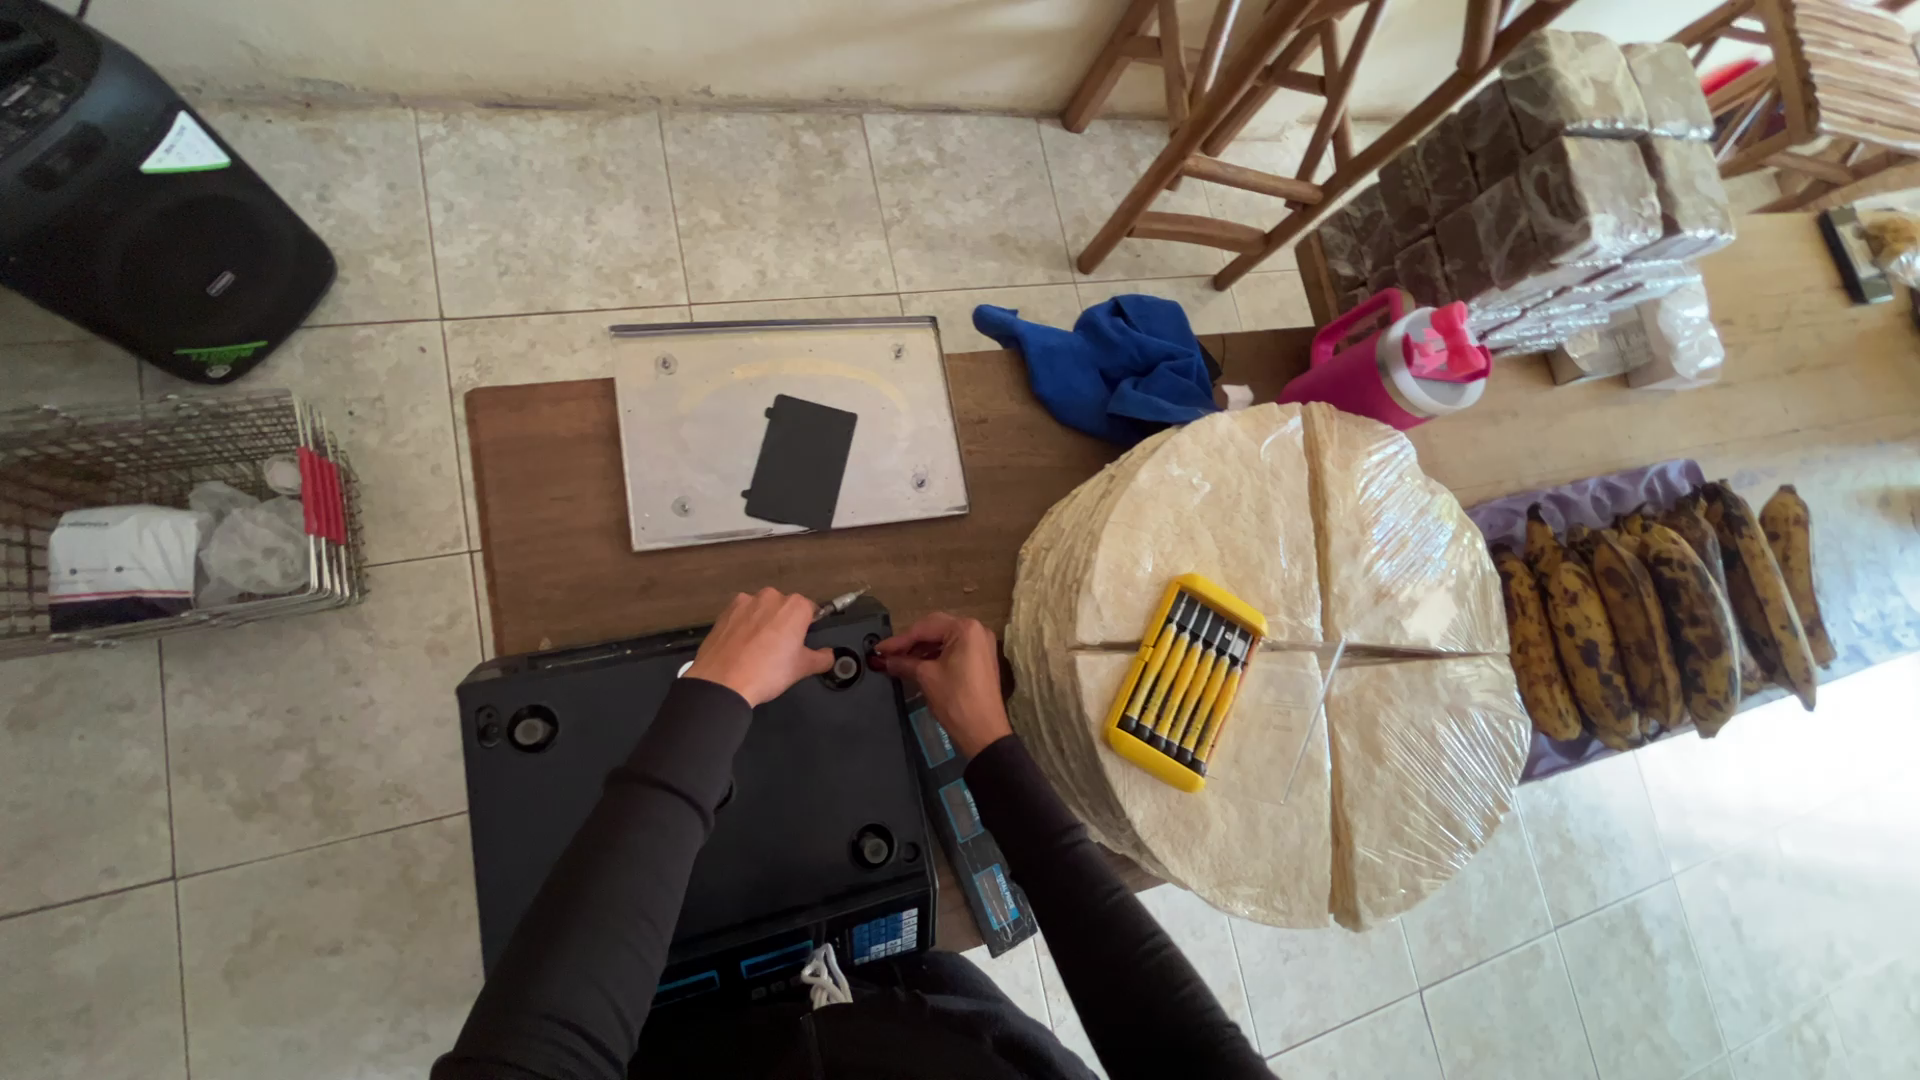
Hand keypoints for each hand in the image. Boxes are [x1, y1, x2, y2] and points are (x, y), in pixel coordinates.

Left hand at [683, 588, 835, 706]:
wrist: (722, 683)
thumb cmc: (766, 672)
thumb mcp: (802, 668)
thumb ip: (822, 658)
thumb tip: (829, 655)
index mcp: (795, 607)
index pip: (810, 609)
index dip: (808, 626)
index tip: (802, 641)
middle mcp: (771, 597)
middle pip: (784, 607)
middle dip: (784, 623)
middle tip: (781, 649)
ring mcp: (745, 602)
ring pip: (761, 610)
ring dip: (763, 623)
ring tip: (758, 650)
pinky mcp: (725, 612)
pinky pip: (741, 615)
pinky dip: (743, 626)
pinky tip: (741, 647)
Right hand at [874, 613, 1011, 756]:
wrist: (984, 732)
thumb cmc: (955, 700)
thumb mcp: (926, 677)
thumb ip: (904, 663)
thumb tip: (885, 660)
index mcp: (965, 628)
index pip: (925, 628)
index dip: (899, 640)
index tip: (879, 650)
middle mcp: (977, 629)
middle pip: (935, 629)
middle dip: (910, 642)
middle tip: (888, 653)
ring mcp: (981, 644)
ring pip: (944, 639)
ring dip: (922, 649)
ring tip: (899, 660)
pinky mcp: (981, 659)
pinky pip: (954, 650)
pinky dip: (935, 655)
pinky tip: (917, 664)